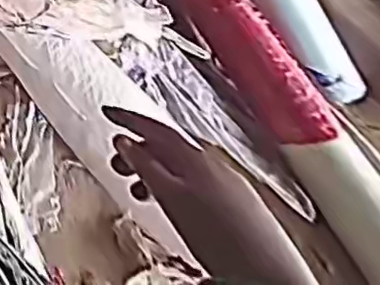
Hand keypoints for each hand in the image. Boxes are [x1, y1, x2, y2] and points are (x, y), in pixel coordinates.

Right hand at [106, 107, 317, 284]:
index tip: (107, 112)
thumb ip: (144, 164)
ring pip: (183, 167)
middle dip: (139, 150)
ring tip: (140, 191)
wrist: (273, 279)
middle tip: (118, 162)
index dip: (127, 118)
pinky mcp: (244, 207)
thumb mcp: (169, 196)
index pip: (154, 127)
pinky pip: (199, 183)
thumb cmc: (216, 237)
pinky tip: (174, 204)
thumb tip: (124, 140)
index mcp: (194, 156)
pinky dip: (177, 185)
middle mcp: (214, 164)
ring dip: (156, 172)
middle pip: (168, 146)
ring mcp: (233, 185)